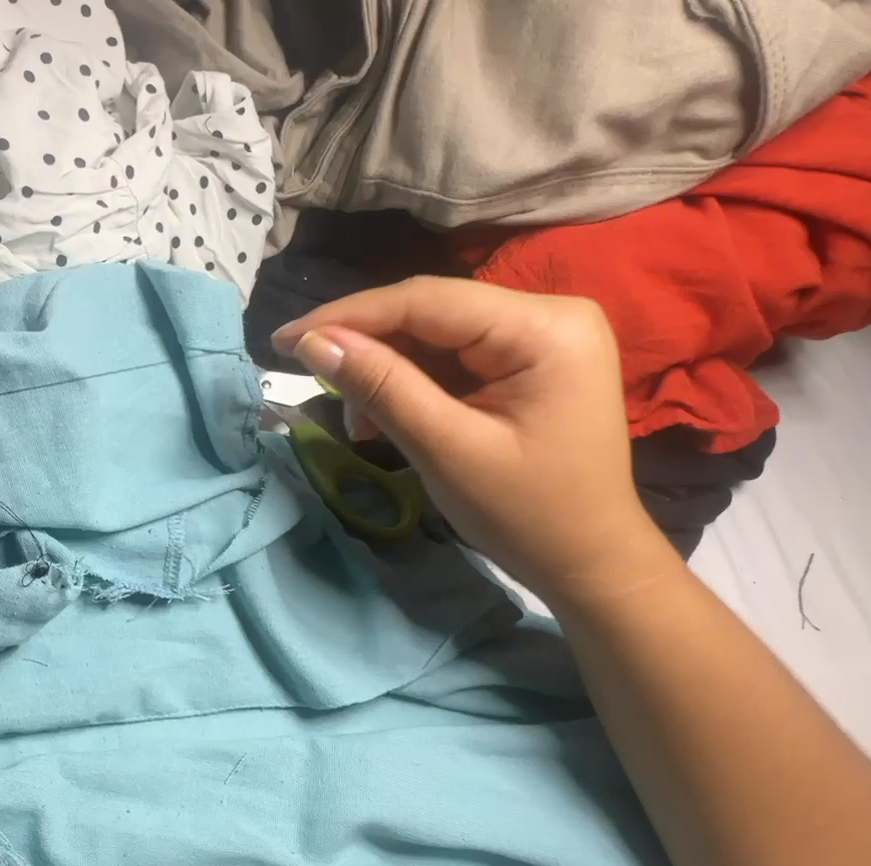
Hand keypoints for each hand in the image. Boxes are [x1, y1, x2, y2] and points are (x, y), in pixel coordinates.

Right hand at [272, 275, 680, 606]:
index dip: (347, 316)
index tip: (284, 339)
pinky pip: (449, 357)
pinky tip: (382, 416)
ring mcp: (539, 336)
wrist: (586, 559)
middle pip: (429, 312)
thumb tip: (313, 343)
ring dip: (382, 370)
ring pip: (432, 335)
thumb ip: (381, 388)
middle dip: (364, 344)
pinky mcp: (526, 361)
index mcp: (544, 328)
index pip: (426, 301)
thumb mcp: (445, 450)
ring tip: (353, 418)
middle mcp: (548, 314)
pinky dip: (407, 383)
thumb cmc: (524, 513)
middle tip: (303, 372)